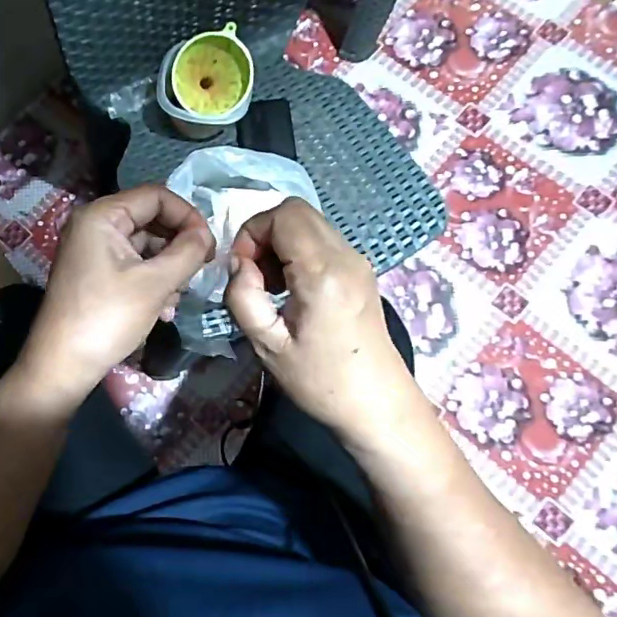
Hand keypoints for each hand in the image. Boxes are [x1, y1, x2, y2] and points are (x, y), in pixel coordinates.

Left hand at [16, 185, 213, 405]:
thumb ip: (187, 252)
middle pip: (150, 219)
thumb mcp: (155, 283)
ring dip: (168, 268)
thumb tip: (207, 235)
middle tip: (200, 270)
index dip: (187, 216)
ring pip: (144, 245)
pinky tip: (163, 309)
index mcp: (102, 216)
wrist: (63, 364)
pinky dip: (152, 280)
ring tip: (176, 298)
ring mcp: (92, 250)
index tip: (209, 246)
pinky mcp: (94, 273)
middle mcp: (93, 225)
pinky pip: (132, 264)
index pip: (156, 196)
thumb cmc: (108, 318)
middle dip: (178, 245)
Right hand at [224, 198, 417, 439]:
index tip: (242, 271)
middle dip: (263, 235)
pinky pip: (320, 241)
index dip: (251, 233)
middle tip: (254, 277)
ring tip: (270, 287)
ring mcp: (358, 261)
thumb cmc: (321, 382)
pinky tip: (290, 290)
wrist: (378, 405)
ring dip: (279, 244)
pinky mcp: (360, 271)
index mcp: (324, 273)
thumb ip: (243, 297)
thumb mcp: (267, 346)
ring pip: (308, 224)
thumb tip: (238, 264)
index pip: (282, 215)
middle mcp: (346, 256)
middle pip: (295, 211)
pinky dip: (296, 253)